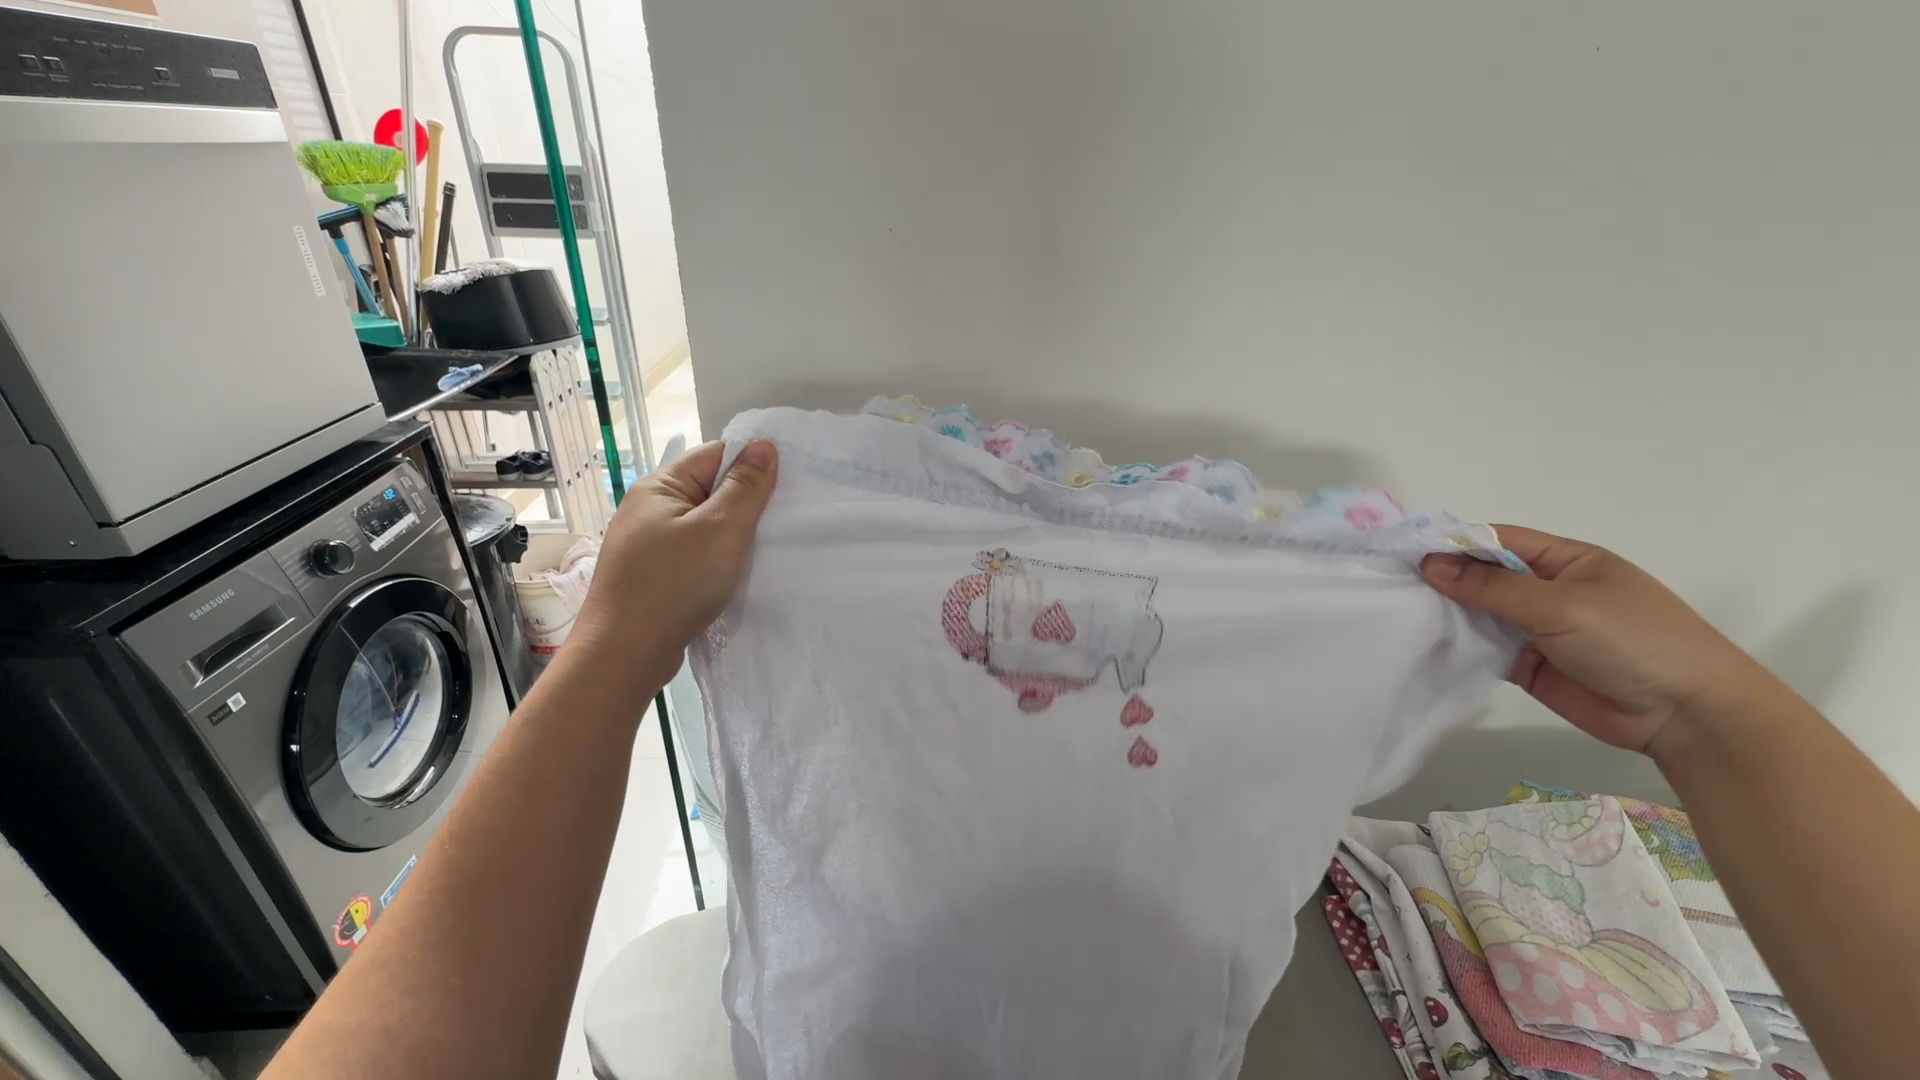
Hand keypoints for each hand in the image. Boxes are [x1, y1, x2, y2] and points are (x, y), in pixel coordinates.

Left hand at [564, 439, 777, 690]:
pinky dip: (717, 562)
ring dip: (734, 537)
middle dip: (747, 503)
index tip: (790, 483)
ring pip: (704, 528)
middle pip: (710, 491)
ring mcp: (648, 546)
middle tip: (787, 518)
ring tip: (769, 548)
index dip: (752, 464)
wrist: (624, 654)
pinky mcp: (652, 578)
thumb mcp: (721, 529)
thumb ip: (746, 486)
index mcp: (659, 487)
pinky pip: (694, 556)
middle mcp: (648, 510)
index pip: (715, 456)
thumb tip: (764, 443)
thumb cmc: (674, 583)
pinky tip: (738, 575)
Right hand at [1420, 526, 1766, 753]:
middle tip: (1391, 582)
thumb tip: (1430, 565)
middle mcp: (1547, 591)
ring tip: (1399, 611)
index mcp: (1565, 561)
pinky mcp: (1528, 665)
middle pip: (1484, 577)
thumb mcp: (1561, 604)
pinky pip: (1484, 649)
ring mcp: (1537, 629)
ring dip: (1447, 613)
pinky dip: (1459, 647)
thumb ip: (1493, 587)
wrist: (1685, 714)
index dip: (1455, 544)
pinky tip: (1424, 644)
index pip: (1498, 541)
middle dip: (1444, 579)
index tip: (1406, 551)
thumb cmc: (1634, 640)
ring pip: (1480, 614)